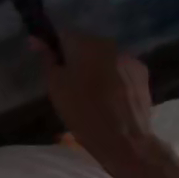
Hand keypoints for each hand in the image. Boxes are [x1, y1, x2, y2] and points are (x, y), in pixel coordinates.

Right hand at [38, 29, 156, 160]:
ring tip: (94, 95)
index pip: (63, 35)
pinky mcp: (142, 73)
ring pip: (104, 58)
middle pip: (85, 45)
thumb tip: (36, 38)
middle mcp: (109, 44)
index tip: (54, 69)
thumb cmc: (83, 113)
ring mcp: (128, 58)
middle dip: (77, 60)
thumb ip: (47, 59)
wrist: (125, 141)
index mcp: (85, 44)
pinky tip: (111, 99)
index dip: (55, 51)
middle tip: (71, 86)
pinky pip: (120, 69)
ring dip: (97, 69)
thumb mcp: (56, 87)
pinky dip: (114, 78)